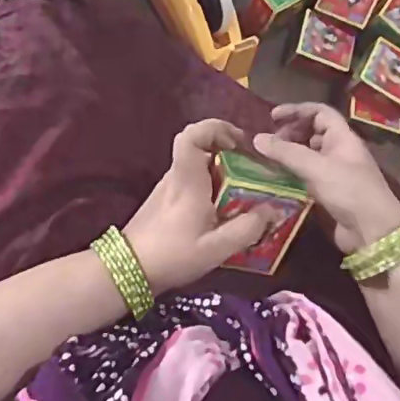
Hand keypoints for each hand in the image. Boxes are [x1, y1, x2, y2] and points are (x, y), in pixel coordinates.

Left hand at [123, 120, 273, 292]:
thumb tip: (273, 210)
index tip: (239, 144)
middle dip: (229, 154)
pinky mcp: (163, 203)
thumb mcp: (216, 248)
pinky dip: (209, 189)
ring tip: (244, 196)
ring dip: (221, 174)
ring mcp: (166, 189)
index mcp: (187, 180)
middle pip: (200, 149)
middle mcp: (175, 178)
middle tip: (253, 172)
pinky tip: (222, 213)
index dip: (217, 129)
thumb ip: (248, 228)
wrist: (127, 271)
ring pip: (196, 168)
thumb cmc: (172, 255)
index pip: (193, 134)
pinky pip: (190, 184)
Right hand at [253, 103, 399, 254]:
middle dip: (291, 132)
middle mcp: (339, 150)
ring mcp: (335, 170)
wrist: (373, 231)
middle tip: (270, 141)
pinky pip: (308, 173)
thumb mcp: (317, 168)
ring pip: (309, 153)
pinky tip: (279, 176)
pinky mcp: (329, 190)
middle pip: (313, 131)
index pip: (319, 112)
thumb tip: (257, 138)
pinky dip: (293, 171)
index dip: (296, 110)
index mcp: (343, 137)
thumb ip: (286, 153)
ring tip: (269, 157)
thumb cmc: (349, 191)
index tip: (272, 116)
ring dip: (290, 152)